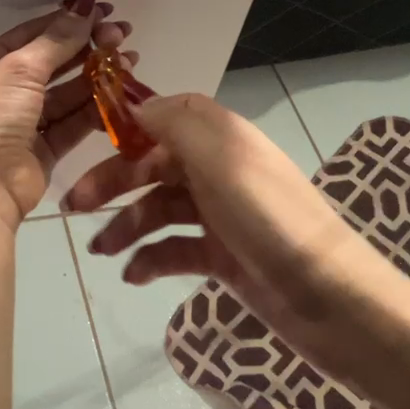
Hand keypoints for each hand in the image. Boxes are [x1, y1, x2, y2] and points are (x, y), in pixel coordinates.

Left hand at [0, 0, 131, 229]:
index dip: (67, 20)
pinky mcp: (46, 146)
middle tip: (123, 34)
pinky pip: (74, 120)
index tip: (104, 10)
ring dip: (97, 74)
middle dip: (87, 46)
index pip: (33, 33)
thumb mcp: (20, 69)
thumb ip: (56, 40)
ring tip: (131, 59)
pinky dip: (98, 105)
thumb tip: (84, 7)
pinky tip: (123, 90)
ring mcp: (26, 118)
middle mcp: (6, 87)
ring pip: (68, 90)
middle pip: (53, 61)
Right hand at [62, 93, 399, 365]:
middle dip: (111, 182)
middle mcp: (214, 169)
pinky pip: (172, 248)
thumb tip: (134, 107)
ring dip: (123, 225)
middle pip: (149, 165)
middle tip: (74, 204)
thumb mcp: (220, 157)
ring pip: (155, 209)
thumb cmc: (270, 217)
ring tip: (99, 250)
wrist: (334, 301)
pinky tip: (131, 272)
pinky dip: (148, 258)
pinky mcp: (218, 256)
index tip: (86, 135)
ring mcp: (217, 214)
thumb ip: (173, 122)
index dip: (124, 125)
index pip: (161, 116)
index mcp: (218, 137)